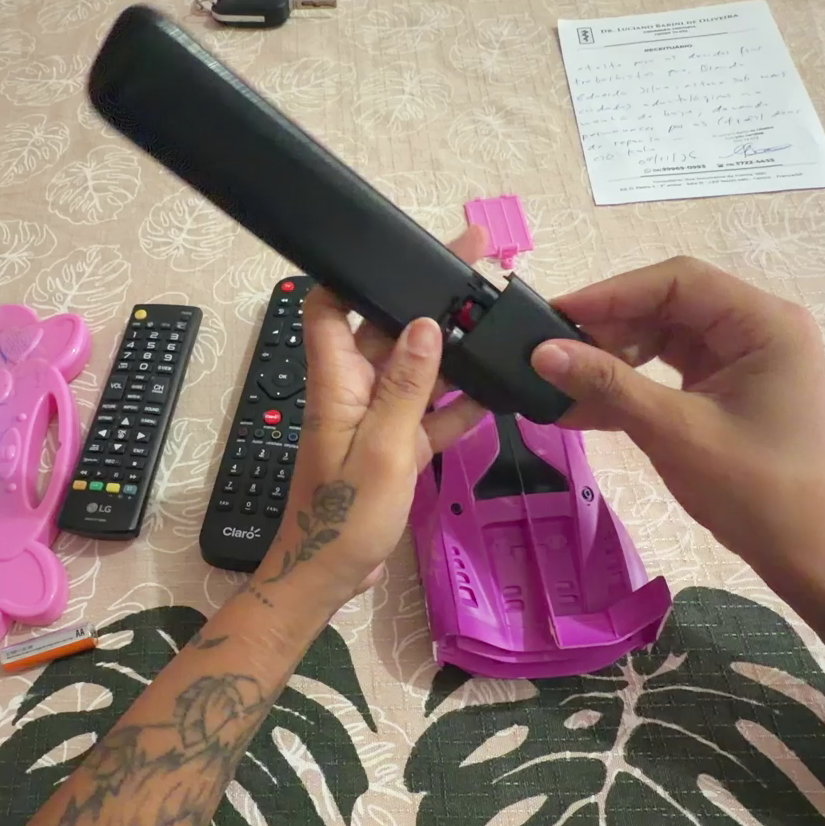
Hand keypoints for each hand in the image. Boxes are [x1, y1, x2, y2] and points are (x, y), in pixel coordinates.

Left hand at [247, 229, 489, 607]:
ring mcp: (377, 421)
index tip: (398, 250)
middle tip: (481, 275)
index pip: (328, 308)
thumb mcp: (382, 447)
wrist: (331, 575)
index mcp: (337, 383)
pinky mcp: (394, 448)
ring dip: (451, 352)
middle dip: (428, 304)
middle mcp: (355, 392)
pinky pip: (427, 415)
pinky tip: (493, 389)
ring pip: (415, 373)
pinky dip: (455, 404)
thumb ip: (406, 386)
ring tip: (497, 324)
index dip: (354, 275)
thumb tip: (424, 325)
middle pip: (387, 332)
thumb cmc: (344, 516)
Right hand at [529, 256, 824, 586]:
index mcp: (762, 323)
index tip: (554, 317)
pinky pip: (663, 378)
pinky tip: (578, 410)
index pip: (677, 282)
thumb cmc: (752, 487)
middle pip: (666, 309)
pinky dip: (625, 391)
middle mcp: (754, 331)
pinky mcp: (721, 395)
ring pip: (659, 343)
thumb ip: (606, 385)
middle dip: (606, 331)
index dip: (610, 293)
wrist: (806, 551)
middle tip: (550, 355)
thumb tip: (542, 353)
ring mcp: (738, 364)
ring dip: (610, 364)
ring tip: (559, 385)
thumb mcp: (672, 430)